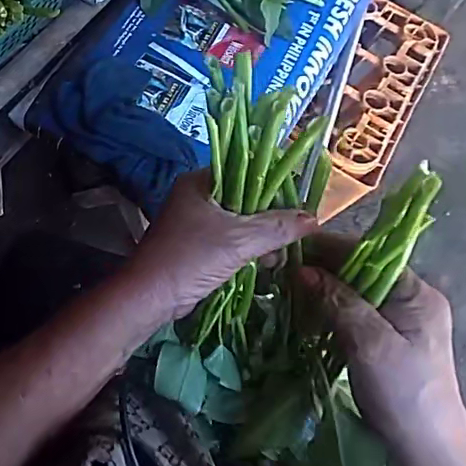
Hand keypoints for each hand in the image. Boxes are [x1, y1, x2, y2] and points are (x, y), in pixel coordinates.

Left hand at [124, 170, 316, 318]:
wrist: (152, 295)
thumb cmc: (191, 258)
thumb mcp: (241, 240)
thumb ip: (278, 227)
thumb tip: (314, 219)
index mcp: (199, 182)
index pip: (245, 170)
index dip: (274, 185)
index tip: (298, 203)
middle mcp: (195, 196)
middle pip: (245, 198)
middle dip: (270, 217)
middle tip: (292, 234)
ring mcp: (194, 220)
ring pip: (240, 221)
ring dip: (262, 237)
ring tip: (279, 255)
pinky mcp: (196, 244)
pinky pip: (230, 239)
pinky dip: (248, 249)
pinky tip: (266, 263)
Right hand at [295, 244, 465, 457]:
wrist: (425, 452)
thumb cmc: (404, 394)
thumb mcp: (369, 342)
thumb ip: (338, 300)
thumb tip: (302, 269)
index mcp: (417, 293)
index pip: (367, 253)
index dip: (327, 247)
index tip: (286, 248)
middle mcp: (408, 300)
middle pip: (357, 269)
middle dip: (318, 266)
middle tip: (277, 268)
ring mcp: (395, 321)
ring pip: (349, 291)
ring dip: (318, 288)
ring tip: (282, 287)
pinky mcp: (381, 340)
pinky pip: (347, 311)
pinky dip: (323, 308)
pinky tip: (301, 312)